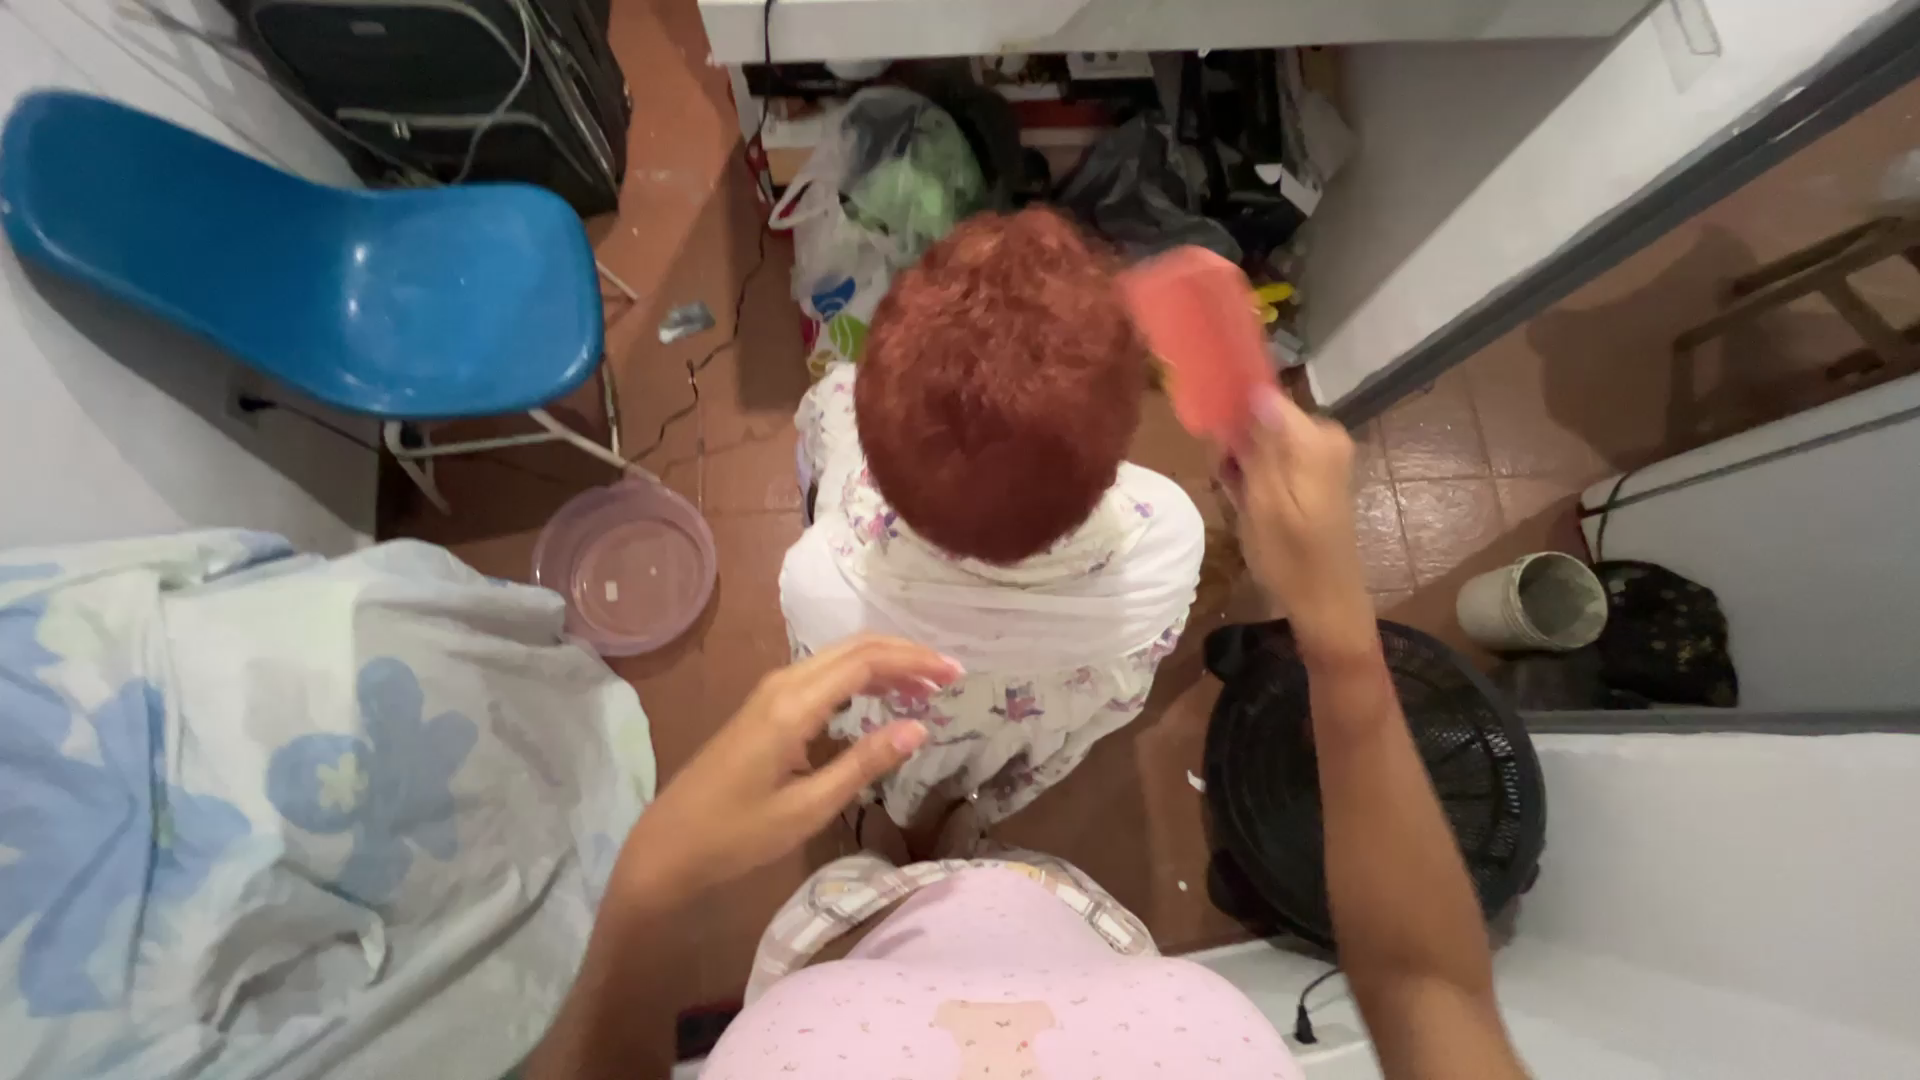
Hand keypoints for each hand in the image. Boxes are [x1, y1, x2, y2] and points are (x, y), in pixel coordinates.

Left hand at [608, 636, 962, 908]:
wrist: (668, 844)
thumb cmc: (738, 833)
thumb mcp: (809, 806)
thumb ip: (865, 762)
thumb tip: (920, 727)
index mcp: (794, 705)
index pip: (866, 661)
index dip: (914, 661)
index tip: (955, 673)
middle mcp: (784, 683)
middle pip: (856, 648)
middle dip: (907, 654)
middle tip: (949, 675)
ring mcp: (773, 690)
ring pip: (840, 657)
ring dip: (886, 663)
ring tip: (926, 688)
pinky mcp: (768, 703)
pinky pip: (825, 673)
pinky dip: (861, 676)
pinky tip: (882, 697)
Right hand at [1232, 387, 1376, 659]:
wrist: (1325, 601)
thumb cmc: (1290, 558)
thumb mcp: (1265, 503)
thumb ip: (1260, 446)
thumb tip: (1256, 391)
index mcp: (1314, 440)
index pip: (1262, 399)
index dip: (1231, 415)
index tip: (1211, 443)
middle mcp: (1323, 438)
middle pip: (1260, 419)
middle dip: (1234, 444)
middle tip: (1225, 480)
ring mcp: (1319, 456)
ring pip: (1262, 441)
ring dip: (1241, 464)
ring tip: (1235, 496)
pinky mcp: (1314, 473)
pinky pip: (1273, 458)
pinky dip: (1255, 476)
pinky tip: (1245, 501)